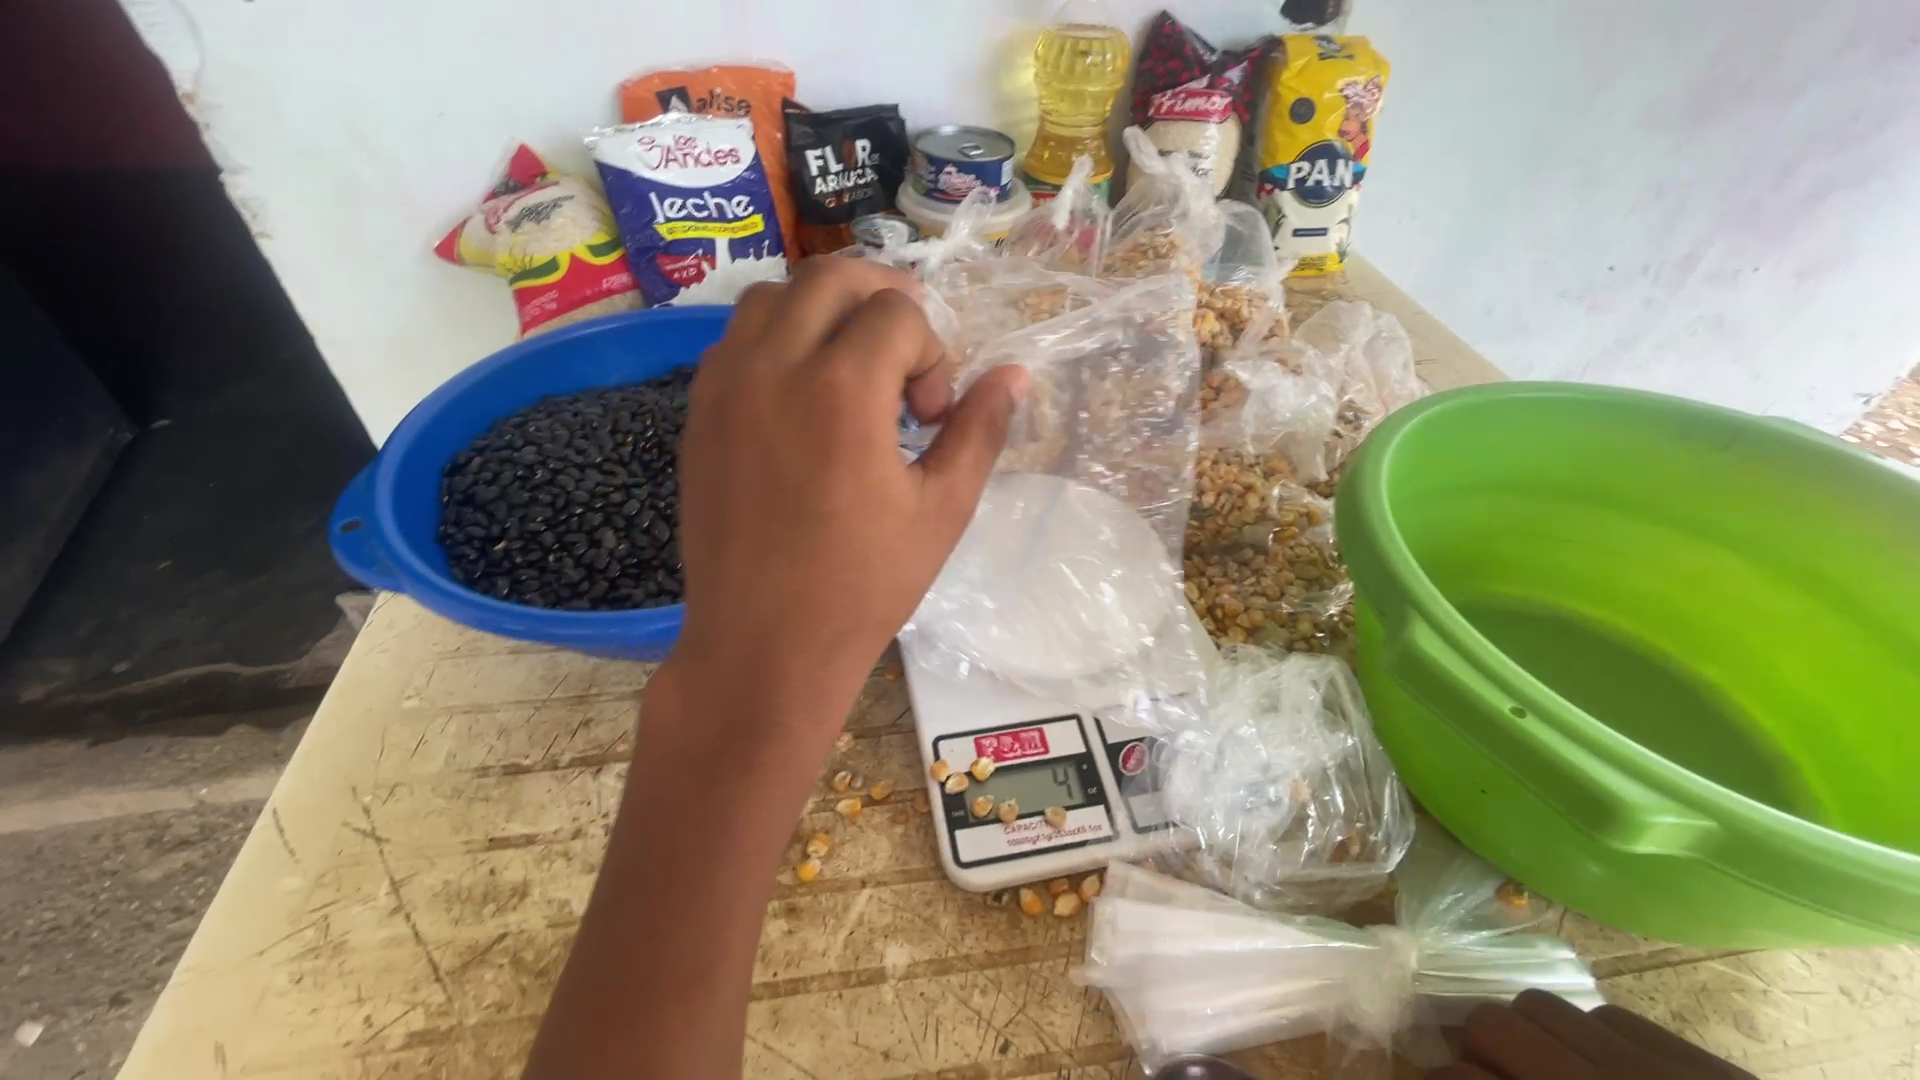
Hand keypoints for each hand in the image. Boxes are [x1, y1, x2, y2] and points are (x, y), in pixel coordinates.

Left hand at [673, 256, 1027, 693]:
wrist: (762, 644)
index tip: (931, 416)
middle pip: (832, 276)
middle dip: (884, 298)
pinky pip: (737, 337)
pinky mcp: (699, 411)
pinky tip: (804, 395)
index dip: (934, 353)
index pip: (900, 312)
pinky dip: (779, 338)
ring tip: (854, 366)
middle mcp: (775, 364)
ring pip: (775, 294)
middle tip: (908, 355)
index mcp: (842, 387)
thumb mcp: (941, 510)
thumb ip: (979, 430)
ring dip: (825, 309)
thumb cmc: (862, 586)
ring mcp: (725, 385)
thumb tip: (1014, 374)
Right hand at [1432, 990, 1757, 1079]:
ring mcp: (1657, 1070)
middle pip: (1491, 1023)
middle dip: (1475, 1052)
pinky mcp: (1704, 1064)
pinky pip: (1607, 1015)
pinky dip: (1586, 1037)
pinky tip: (1601, 1074)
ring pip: (1540, 1005)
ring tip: (1541, 1073)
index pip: (1463, 1077)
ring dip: (1527, 1038)